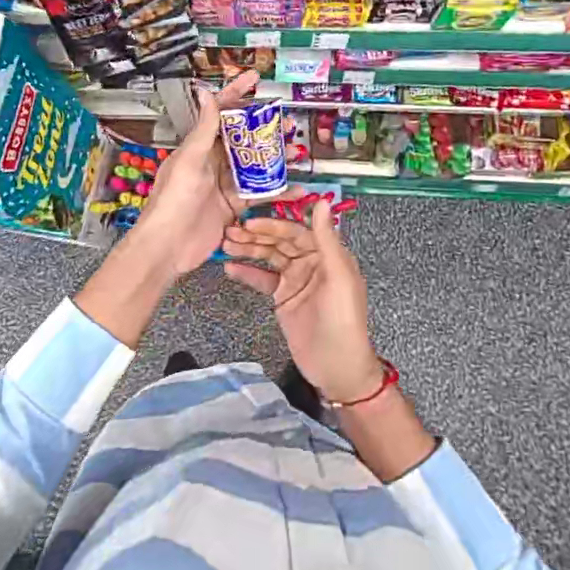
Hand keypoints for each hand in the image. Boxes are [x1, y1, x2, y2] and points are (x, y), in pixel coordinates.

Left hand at [133, 70, 292, 279]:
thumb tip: (205, 93)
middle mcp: (212, 163)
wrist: (168, 246)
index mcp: (198, 147)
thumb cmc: (173, 201)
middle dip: (265, 128)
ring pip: (254, 165)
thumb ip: (203, 129)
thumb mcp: (189, 160)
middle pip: (243, 139)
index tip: (254, 78)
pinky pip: (258, 194)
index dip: (237, 94)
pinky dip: (276, 190)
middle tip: (287, 121)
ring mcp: (223, 185)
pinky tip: (294, 187)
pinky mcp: (233, 207)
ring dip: (275, 158)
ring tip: (296, 151)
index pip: (220, 113)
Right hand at [220, 199, 382, 403]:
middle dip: (255, 235)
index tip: (250, 222)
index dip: (273, 225)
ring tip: (225, 245)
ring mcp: (295, 279)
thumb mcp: (338, 277)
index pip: (297, 230)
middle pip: (279, 241)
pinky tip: (229, 267)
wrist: (337, 367)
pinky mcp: (283, 297)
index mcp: (327, 253)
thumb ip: (327, 239)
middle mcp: (311, 261)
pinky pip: (262, 279)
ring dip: (247, 249)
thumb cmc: (343, 321)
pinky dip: (246, 272)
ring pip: (268, 256)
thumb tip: (321, 202)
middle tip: (230, 232)